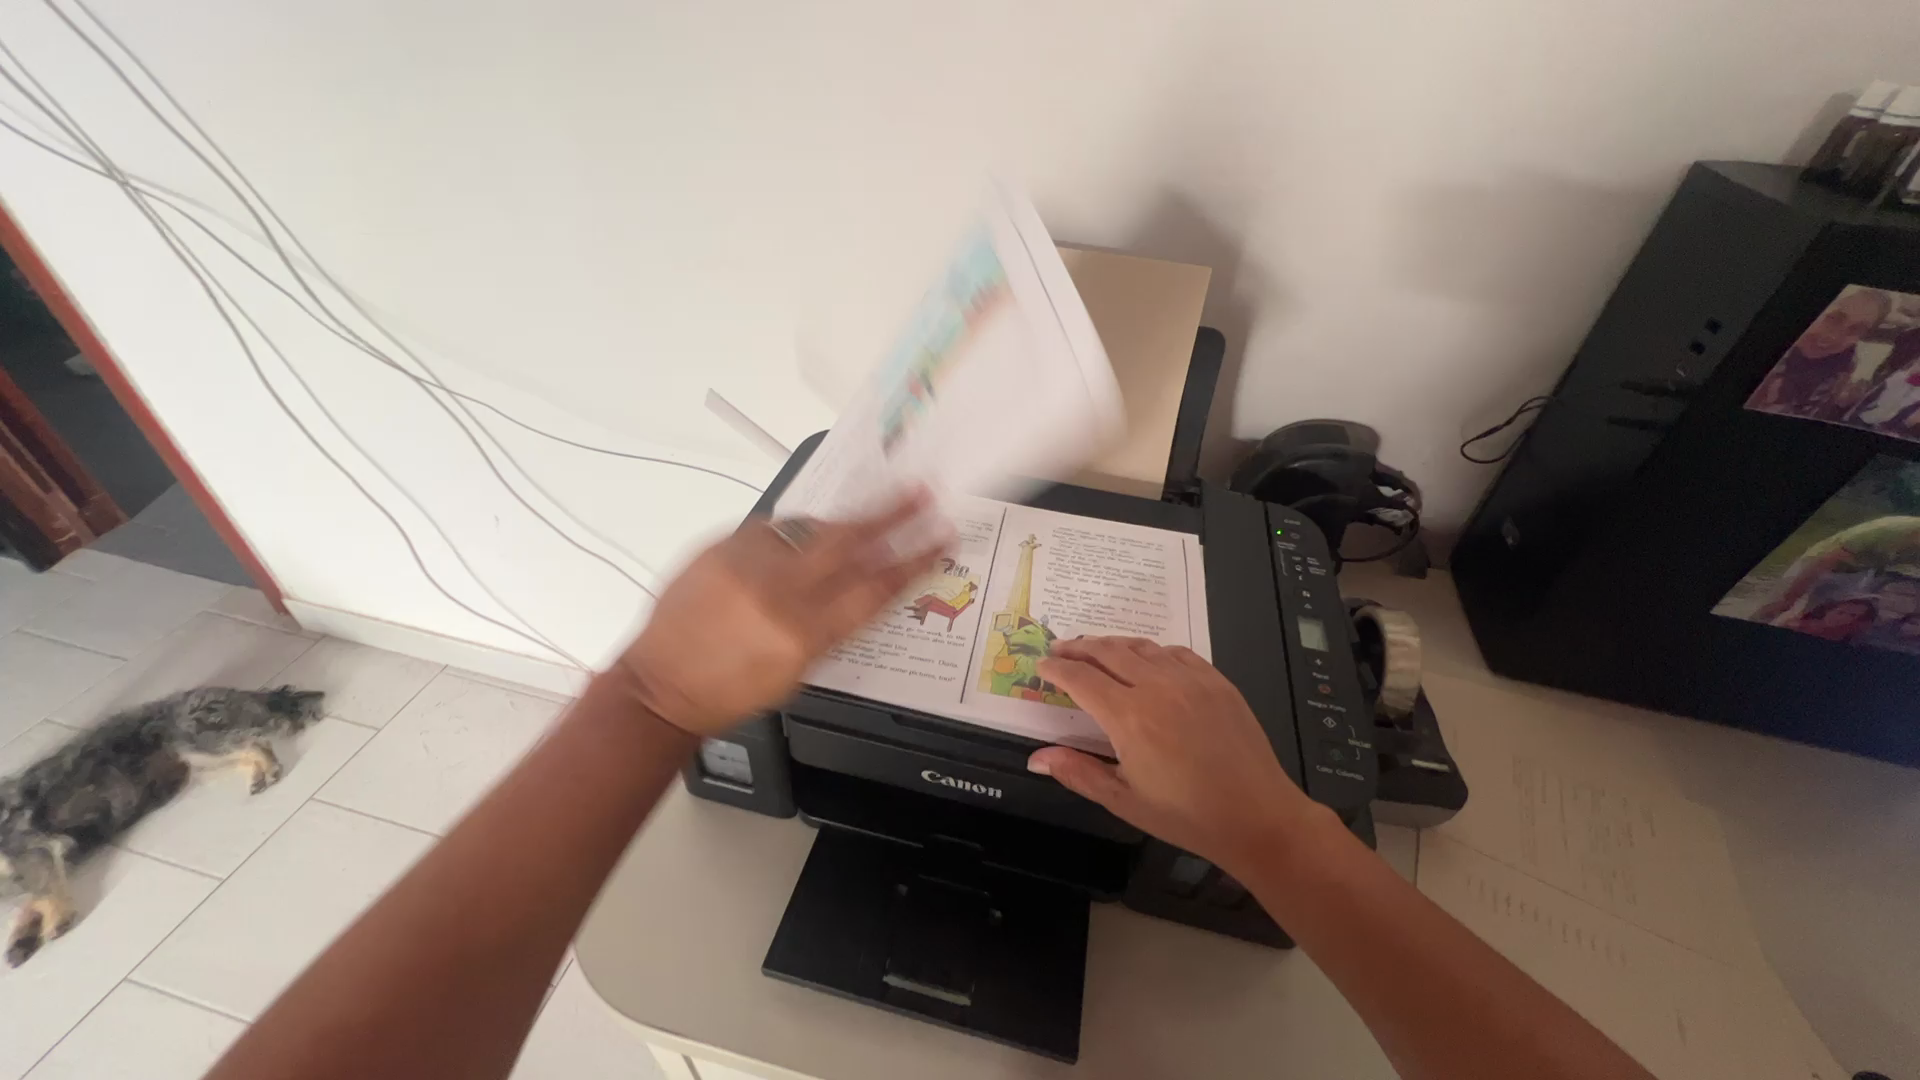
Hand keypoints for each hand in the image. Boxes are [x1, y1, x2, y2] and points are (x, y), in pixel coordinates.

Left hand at [618, 491, 946, 736]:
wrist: (660, 683)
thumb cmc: (730, 690)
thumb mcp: (796, 672)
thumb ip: (832, 626)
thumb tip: (863, 586)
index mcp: (805, 634)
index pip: (875, 588)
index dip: (914, 561)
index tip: (940, 540)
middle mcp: (780, 593)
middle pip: (851, 541)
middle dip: (893, 514)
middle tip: (924, 491)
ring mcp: (748, 563)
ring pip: (813, 529)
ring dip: (846, 523)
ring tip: (870, 514)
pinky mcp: (722, 546)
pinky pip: (774, 529)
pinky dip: (796, 534)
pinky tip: (802, 543)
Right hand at [1027, 637, 1325, 876]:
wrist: (1258, 817)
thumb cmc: (1187, 816)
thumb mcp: (1125, 800)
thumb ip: (1078, 773)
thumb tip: (1036, 758)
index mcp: (1130, 718)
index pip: (1081, 679)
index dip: (1057, 669)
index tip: (1042, 665)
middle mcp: (1158, 687)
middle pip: (1108, 652)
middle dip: (1078, 648)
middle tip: (1060, 648)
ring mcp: (1191, 680)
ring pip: (1141, 646)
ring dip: (1112, 644)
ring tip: (1095, 649)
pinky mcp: (1217, 682)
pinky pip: (1176, 653)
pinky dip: (1151, 651)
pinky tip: (1146, 659)